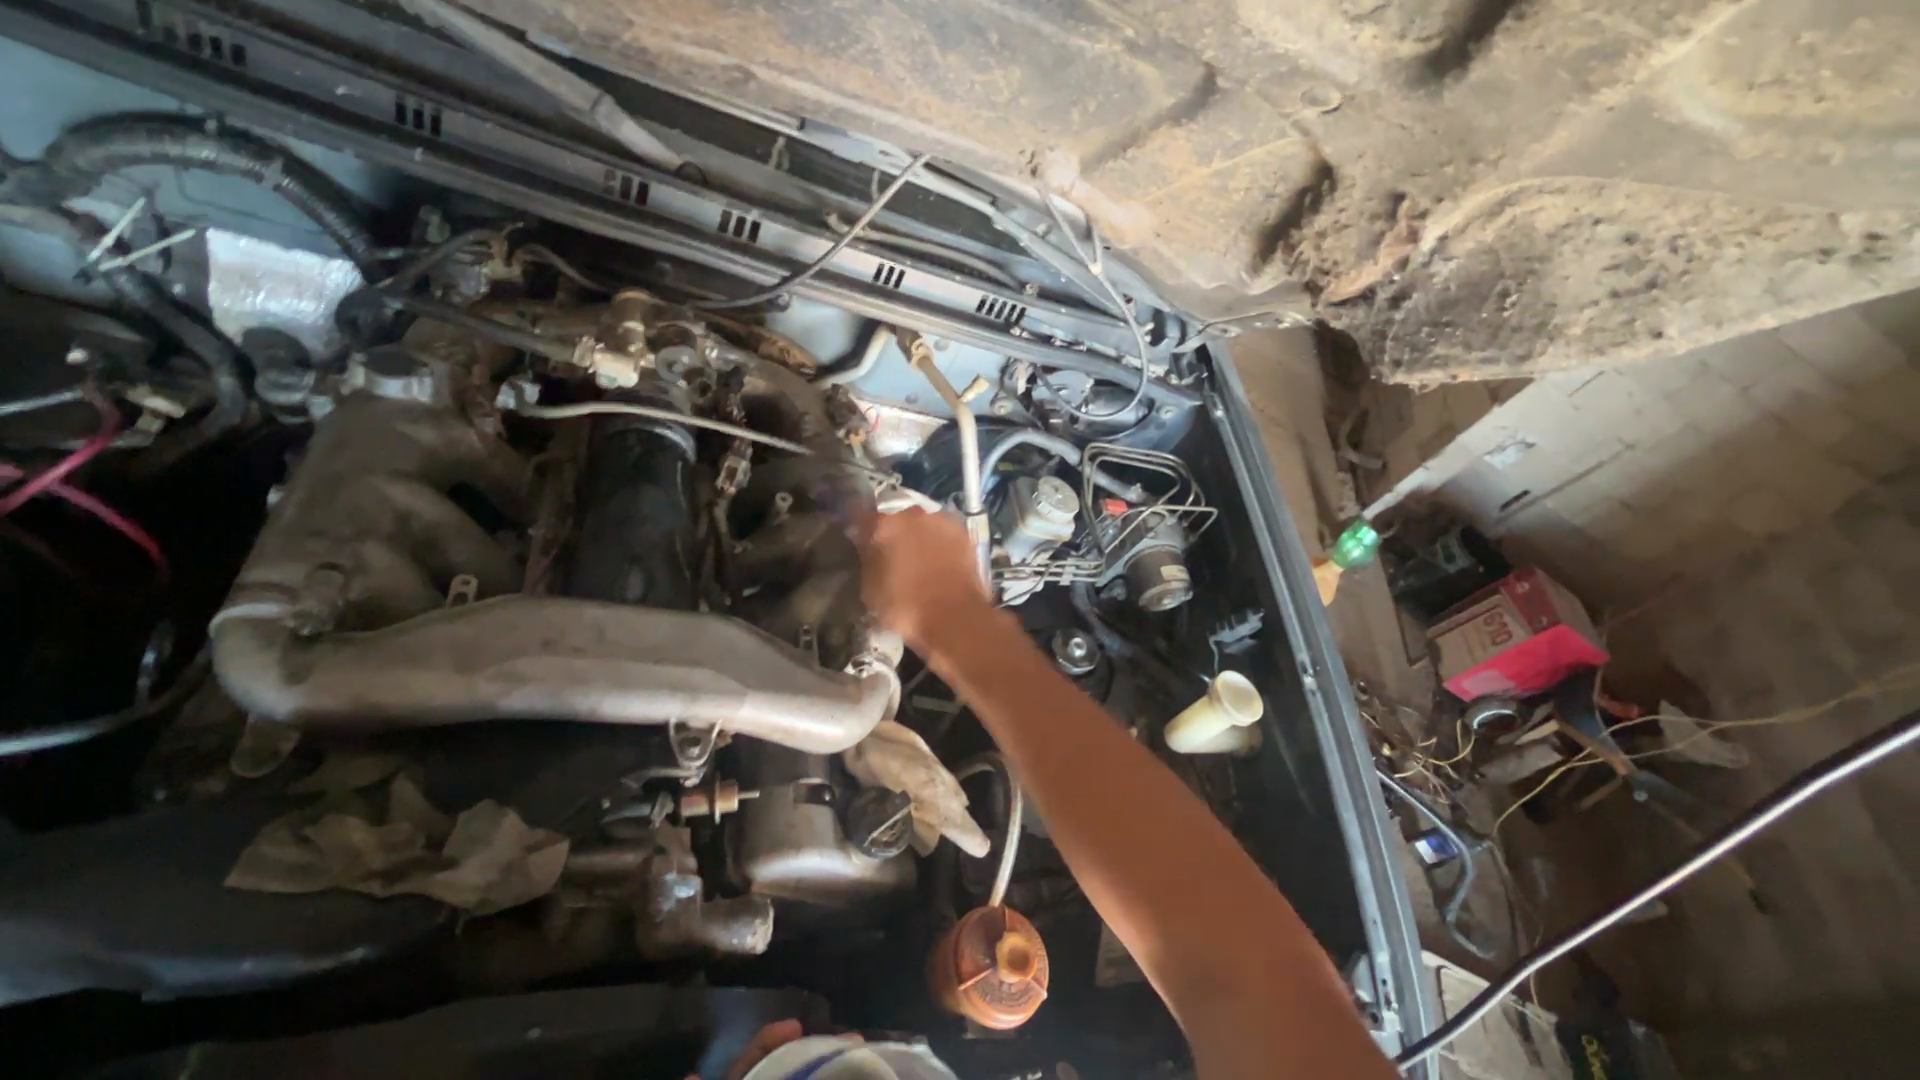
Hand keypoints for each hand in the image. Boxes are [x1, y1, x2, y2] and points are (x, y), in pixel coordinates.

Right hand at [858, 508, 990, 652]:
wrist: (955, 617)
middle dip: (890, 531)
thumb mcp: (870, 590)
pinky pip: (942, 532)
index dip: (856, 525)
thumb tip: (867, 548)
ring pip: (921, 522)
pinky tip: (939, 559)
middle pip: (893, 516)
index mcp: (882, 526)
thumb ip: (867, 561)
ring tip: (918, 556)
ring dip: (917, 534)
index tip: (857, 536)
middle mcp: (910, 514)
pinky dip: (938, 541)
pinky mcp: (963, 532)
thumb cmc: (905, 608)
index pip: (859, 513)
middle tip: (890, 552)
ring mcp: (939, 520)